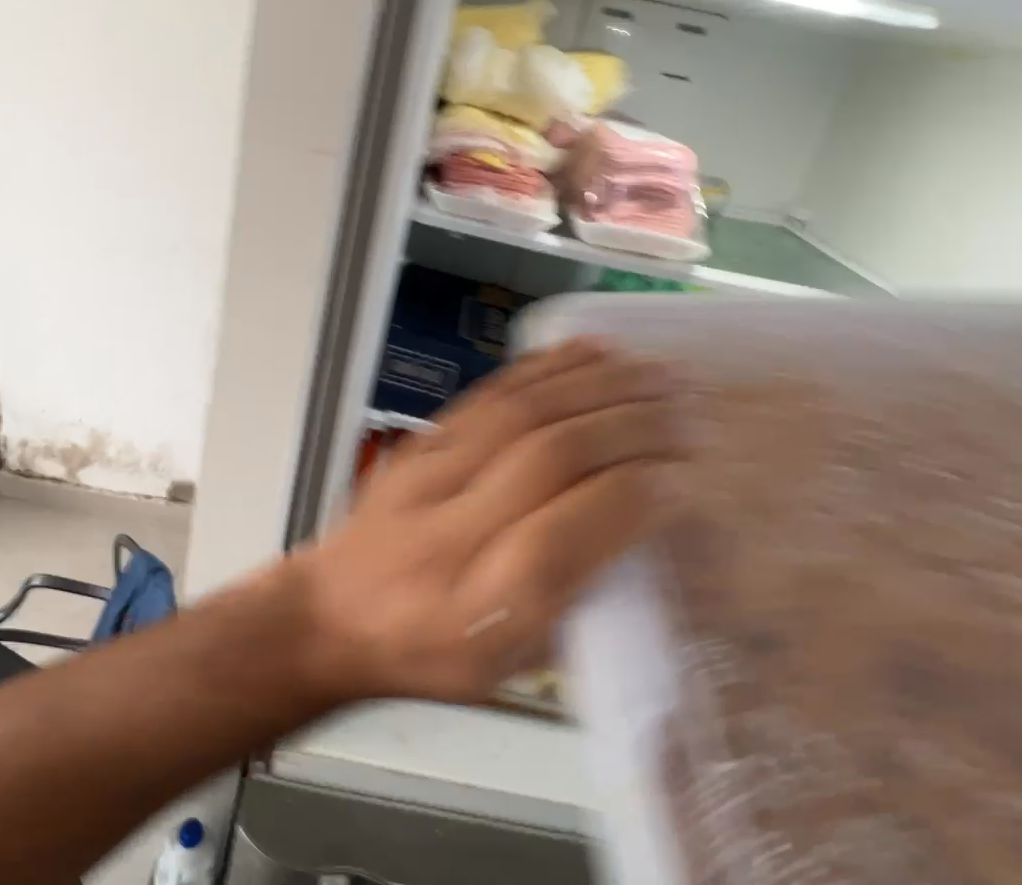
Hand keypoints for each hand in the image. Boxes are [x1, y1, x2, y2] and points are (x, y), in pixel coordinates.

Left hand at [288, 339, 697, 703]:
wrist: (332, 612)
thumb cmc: (430, 653)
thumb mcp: (508, 666)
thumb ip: (571, 602)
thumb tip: (638, 526)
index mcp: (476, 613)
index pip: (561, 539)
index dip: (633, 499)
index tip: (686, 478)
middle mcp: (448, 537)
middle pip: (547, 459)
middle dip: (630, 428)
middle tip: (689, 416)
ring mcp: (426, 478)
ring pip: (521, 413)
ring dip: (599, 385)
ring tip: (658, 375)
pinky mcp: (419, 442)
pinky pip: (490, 393)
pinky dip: (549, 367)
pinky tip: (595, 355)